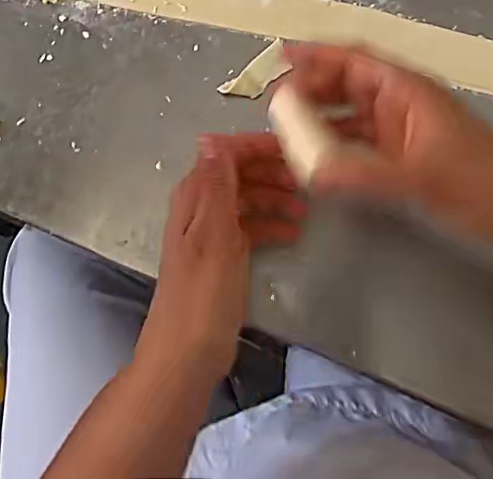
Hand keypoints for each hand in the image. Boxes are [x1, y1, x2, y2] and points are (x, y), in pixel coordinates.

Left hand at [136, 134, 305, 384]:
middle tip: (305, 180)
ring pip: (246, 199)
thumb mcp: (213, 234)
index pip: (226, 153)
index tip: (292, 147)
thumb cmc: (202, 293)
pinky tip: (294, 234)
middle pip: (238, 173)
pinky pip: (249, 227)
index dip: (257, 146)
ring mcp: (212, 230)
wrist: (186, 354)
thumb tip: (210, 137)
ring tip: (306, 208)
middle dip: (271, 171)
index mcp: (194, 194)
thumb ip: (215, 185)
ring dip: (274, 198)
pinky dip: (270, 225)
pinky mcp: (223, 254)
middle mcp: (201, 205)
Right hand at [283, 42, 492, 243]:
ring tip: (288, 126)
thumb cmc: (481, 188)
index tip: (282, 56)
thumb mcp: (418, 181)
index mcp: (407, 89)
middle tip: (277, 100)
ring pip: (350, 110)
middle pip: (347, 81)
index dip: (317, 53)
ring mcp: (403, 127)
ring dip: (320, 114)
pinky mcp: (404, 153)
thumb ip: (361, 176)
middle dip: (311, 85)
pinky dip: (336, 141)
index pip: (354, 58)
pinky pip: (360, 138)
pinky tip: (317, 155)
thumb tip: (311, 175)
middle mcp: (401, 100)